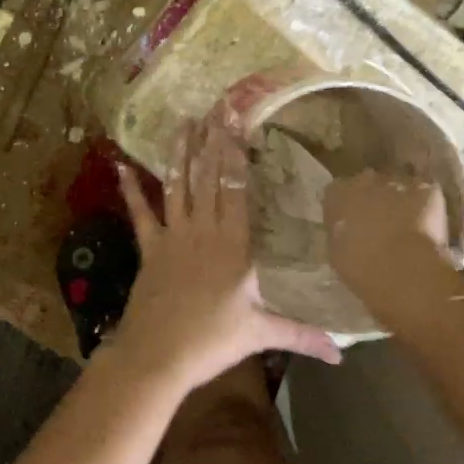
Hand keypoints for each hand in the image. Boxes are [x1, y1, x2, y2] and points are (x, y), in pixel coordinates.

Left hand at [111, 107, 341, 390]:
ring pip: (177, 185)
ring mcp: (173, 236)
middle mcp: (203, 229)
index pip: (236, 187)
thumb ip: (302, 334)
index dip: (236, 152)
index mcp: (233, 244)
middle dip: (212, 140)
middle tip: (215, 107)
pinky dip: (131, 190)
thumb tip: (342, 355)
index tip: (237, 120)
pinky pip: (140, 213)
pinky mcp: (149, 249)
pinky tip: (121, 165)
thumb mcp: (261, 334)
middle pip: (208, 176)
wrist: (156, 356)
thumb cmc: (211, 341)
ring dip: (179, 152)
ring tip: (183, 121)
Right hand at [324, 172, 454, 314]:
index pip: (338, 192)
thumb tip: (349, 232)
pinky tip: (430, 229)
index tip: (353, 225)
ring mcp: (398, 181)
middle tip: (382, 227)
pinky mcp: (427, 188)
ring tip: (410, 230)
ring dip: (402, 203)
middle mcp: (365, 179)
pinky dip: (428, 209)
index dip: (348, 208)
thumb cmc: (361, 268)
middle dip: (375, 200)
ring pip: (399, 188)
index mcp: (337, 193)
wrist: (403, 269)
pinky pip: (426, 195)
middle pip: (369, 184)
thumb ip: (341, 233)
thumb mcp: (337, 253)